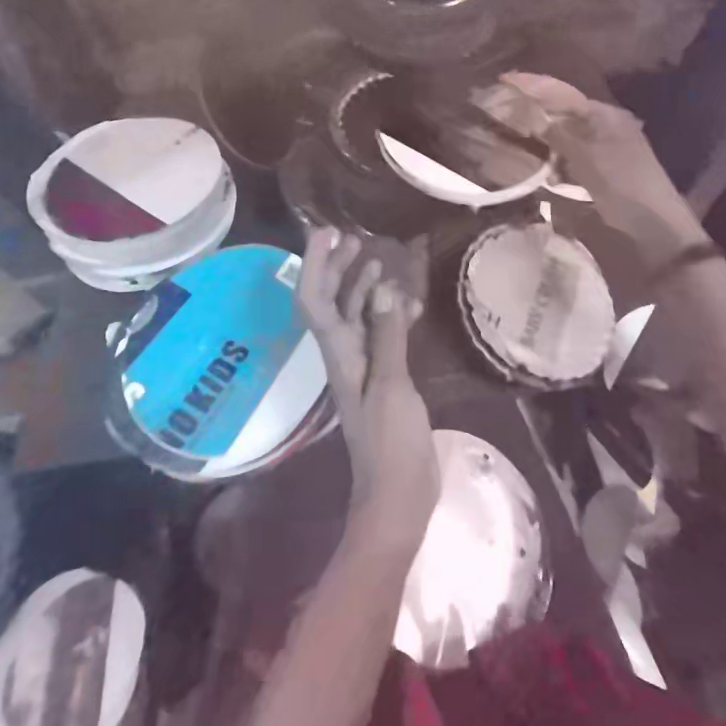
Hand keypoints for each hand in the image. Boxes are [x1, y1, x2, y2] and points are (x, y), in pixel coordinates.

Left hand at [297, 229, 439, 547]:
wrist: (398, 494)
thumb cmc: (390, 442)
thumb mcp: (390, 386)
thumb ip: (387, 337)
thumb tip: (385, 289)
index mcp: (338, 352)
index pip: (314, 299)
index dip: (316, 263)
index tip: (327, 232)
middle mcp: (345, 353)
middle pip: (332, 301)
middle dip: (338, 267)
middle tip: (357, 238)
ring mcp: (364, 366)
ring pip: (357, 316)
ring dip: (364, 287)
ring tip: (380, 259)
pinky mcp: (384, 378)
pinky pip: (382, 335)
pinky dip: (392, 315)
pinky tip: (411, 301)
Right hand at [499, 73, 708, 266]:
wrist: (654, 224)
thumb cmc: (622, 184)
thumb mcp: (586, 156)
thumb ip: (557, 133)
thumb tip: (529, 113)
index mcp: (605, 116)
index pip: (563, 94)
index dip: (534, 88)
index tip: (504, 83)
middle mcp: (604, 127)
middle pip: (562, 114)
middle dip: (534, 113)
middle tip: (501, 111)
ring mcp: (602, 150)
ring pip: (563, 137)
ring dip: (540, 137)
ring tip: (510, 135)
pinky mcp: (598, 172)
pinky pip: (567, 158)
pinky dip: (551, 158)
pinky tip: (533, 164)